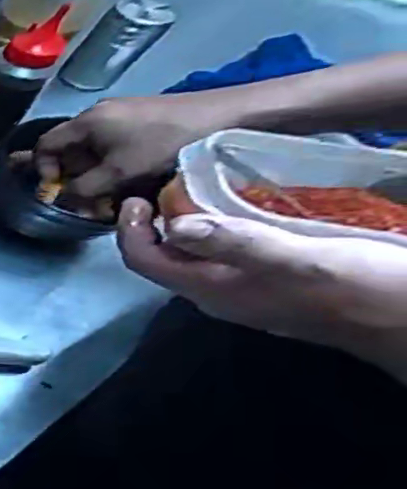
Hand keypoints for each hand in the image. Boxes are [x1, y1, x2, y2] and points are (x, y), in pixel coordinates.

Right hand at [36, 93, 240, 198]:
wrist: (238, 114)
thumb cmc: (169, 143)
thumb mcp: (119, 173)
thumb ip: (82, 189)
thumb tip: (66, 197)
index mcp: (86, 121)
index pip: (44, 146)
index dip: (43, 169)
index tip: (61, 188)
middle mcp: (100, 112)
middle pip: (69, 148)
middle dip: (75, 174)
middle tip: (91, 194)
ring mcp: (126, 111)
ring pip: (95, 147)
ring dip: (99, 170)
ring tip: (117, 187)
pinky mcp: (148, 115)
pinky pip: (117, 141)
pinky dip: (119, 160)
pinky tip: (137, 172)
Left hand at [117, 198, 406, 377]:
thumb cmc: (357, 287)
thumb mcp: (294, 258)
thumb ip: (234, 242)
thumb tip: (175, 225)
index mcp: (206, 289)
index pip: (143, 260)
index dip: (130, 231)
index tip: (134, 200)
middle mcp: (215, 295)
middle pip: (165, 260)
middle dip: (155, 228)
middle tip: (164, 193)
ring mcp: (245, 294)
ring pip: (197, 261)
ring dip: (190, 231)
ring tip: (198, 198)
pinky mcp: (274, 289)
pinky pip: (230, 261)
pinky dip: (224, 237)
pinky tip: (244, 218)